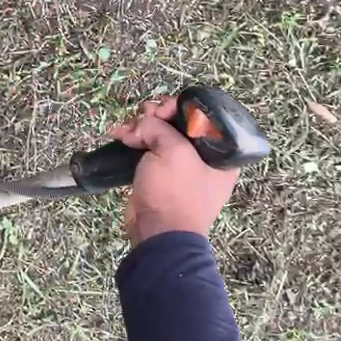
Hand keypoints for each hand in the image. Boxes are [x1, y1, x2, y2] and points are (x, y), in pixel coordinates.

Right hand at [107, 96, 239, 244]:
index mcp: (221, 153)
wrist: (159, 231)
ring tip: (124, 131)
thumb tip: (138, 125)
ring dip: (139, 126)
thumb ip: (157, 128)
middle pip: (177, 122)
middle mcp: (203, 157)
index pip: (202, 117)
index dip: (178, 109)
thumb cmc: (175, 191)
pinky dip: (133, 138)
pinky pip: (147, 146)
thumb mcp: (173, 152)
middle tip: (141, 119)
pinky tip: (119, 135)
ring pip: (158, 132)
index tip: (159, 112)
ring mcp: (180, 165)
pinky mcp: (159, 173)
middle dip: (154, 116)